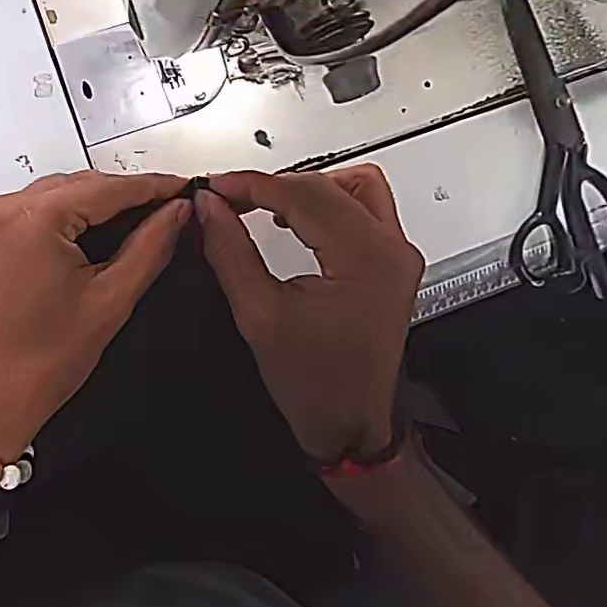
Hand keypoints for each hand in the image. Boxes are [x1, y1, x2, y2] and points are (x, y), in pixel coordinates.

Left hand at [0, 171, 189, 542]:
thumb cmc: (28, 368)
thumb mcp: (109, 302)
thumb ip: (150, 247)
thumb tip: (173, 217)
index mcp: (31, 221)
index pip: (109, 188)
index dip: (154, 187)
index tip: (179, 189)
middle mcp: (0, 212)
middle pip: (81, 185)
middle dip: (126, 194)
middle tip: (166, 208)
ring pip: (56, 194)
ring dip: (96, 204)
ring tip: (136, 222)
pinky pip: (32, 211)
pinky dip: (66, 217)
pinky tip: (91, 234)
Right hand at [195, 165, 423, 461]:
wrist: (348, 422)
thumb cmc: (316, 384)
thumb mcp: (258, 313)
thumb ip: (230, 250)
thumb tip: (210, 208)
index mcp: (366, 259)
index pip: (302, 195)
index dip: (251, 185)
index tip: (217, 187)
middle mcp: (392, 250)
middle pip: (326, 184)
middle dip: (271, 184)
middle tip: (229, 196)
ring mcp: (397, 255)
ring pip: (352, 186)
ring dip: (304, 187)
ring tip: (262, 203)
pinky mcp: (391, 262)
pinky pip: (362, 207)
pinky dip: (324, 202)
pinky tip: (294, 216)